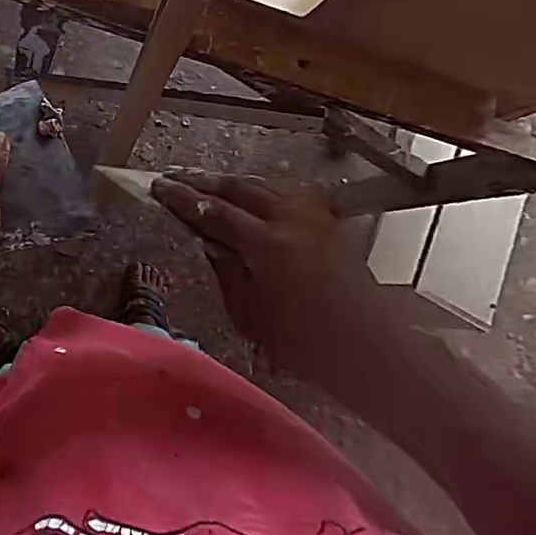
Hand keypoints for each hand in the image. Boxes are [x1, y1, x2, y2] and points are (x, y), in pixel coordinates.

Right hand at [149, 172, 398, 389]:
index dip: (182, 198)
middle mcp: (292, 222)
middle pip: (240, 188)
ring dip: (233, 180)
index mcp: (267, 244)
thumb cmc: (307, 345)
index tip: (158, 187)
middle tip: (175, 177)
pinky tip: (256, 191)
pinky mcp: (331, 227)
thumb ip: (227, 272)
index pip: (214, 210)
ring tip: (208, 180)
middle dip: (203, 181)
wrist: (377, 357)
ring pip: (267, 184)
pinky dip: (265, 187)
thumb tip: (208, 243)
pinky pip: (291, 192)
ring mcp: (316, 221)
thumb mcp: (250, 315)